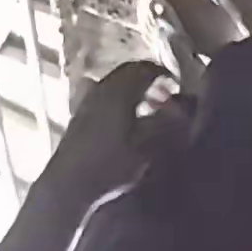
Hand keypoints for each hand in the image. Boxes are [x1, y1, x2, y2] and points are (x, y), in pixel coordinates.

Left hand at [40, 60, 172, 203]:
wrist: (70, 181)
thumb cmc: (110, 165)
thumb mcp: (145, 147)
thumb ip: (164, 123)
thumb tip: (181, 107)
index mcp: (119, 90)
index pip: (144, 69)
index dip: (163, 73)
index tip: (177, 83)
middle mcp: (102, 86)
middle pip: (128, 71)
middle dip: (149, 78)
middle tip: (166, 93)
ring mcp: (88, 96)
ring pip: (116, 80)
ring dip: (134, 87)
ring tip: (149, 106)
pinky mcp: (80, 110)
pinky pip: (105, 91)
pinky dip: (120, 95)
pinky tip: (125, 115)